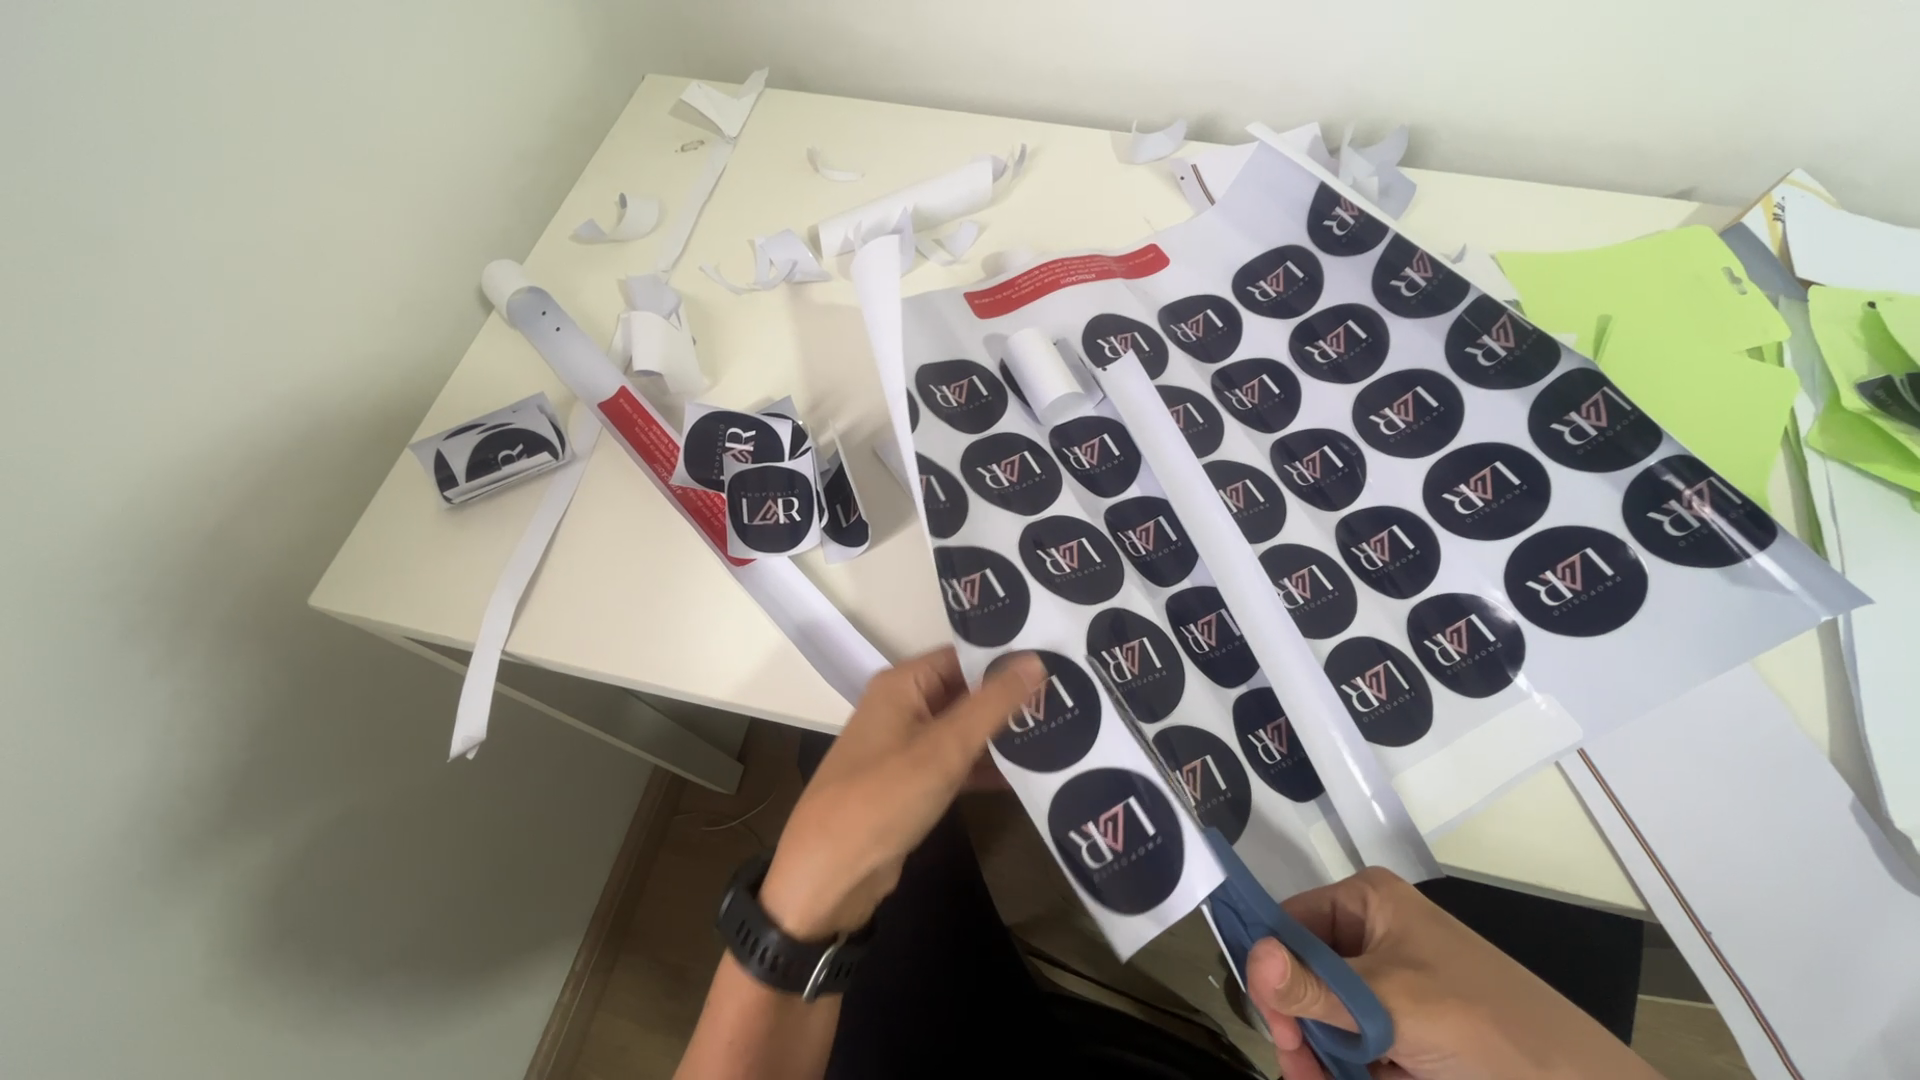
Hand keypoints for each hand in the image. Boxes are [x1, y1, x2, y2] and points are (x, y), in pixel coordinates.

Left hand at [758, 647, 1043, 941]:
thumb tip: (1036, 659)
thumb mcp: (945, 747)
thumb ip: (993, 703)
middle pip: (965, 691)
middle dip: (1011, 697)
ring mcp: (907, 748)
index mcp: (903, 685)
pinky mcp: (914, 784)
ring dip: (1004, 734)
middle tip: (1071, 696)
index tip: (1057, 659)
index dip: (1006, 657)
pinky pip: (958, 764)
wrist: (831, 874)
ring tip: (1064, 729)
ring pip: (964, 730)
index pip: (963, 656)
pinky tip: (1033, 772)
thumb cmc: (884, 797)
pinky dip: (988, 767)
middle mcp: (903, 708)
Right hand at [1247, 868, 1662, 1079]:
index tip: (1273, 1024)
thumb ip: (1317, 989)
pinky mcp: (1401, 1031)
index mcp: (1366, 902)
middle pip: (1301, 976)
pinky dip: (1339, 1068)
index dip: (1271, 971)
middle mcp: (1370, 935)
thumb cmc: (1484, 1025)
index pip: (1288, 923)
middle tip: (1298, 1068)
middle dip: (1295, 1025)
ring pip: (1322, 1016)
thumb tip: (1249, 959)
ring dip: (1313, 1055)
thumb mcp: (1392, 1004)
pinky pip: (1350, 1043)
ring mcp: (1387, 986)